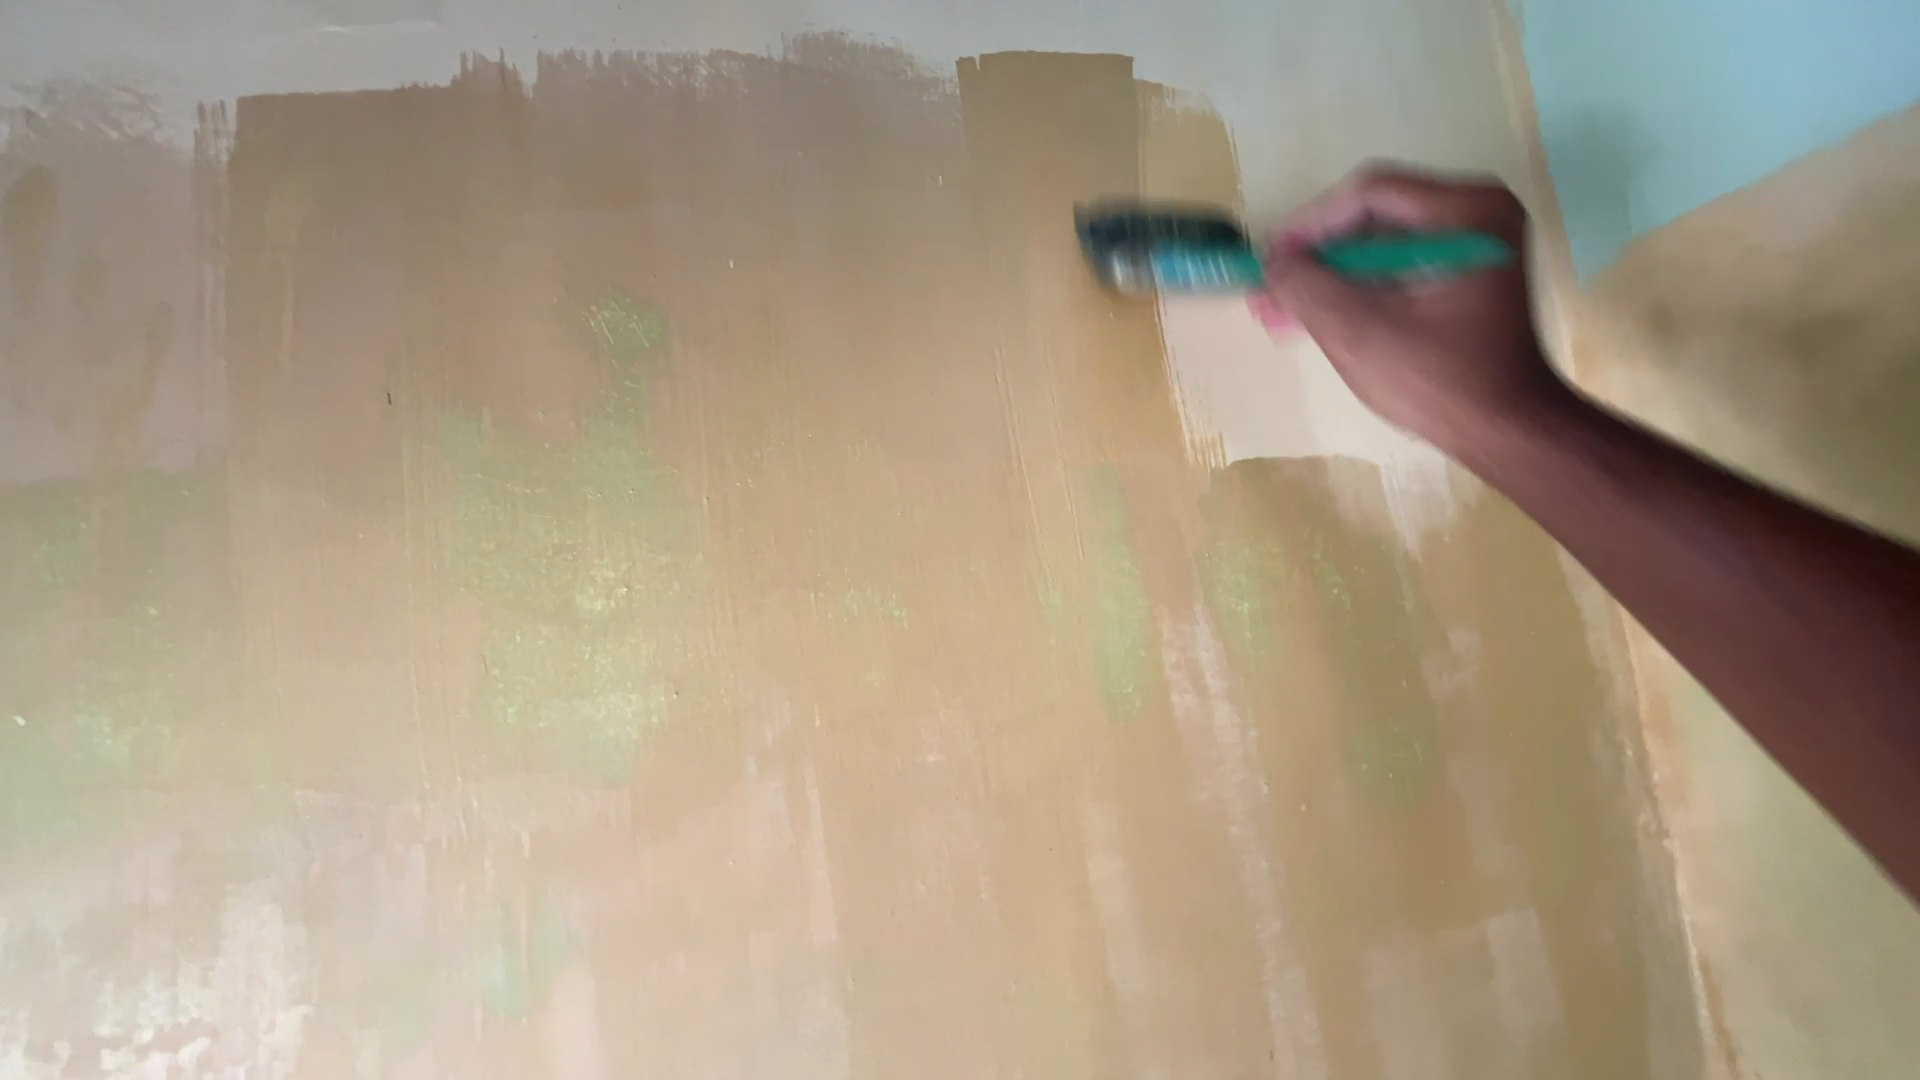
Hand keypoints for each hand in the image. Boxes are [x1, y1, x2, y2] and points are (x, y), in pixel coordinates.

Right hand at [1248, 164, 1574, 452]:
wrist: (1502, 429)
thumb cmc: (1436, 379)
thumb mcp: (1357, 330)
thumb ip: (1306, 287)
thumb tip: (1272, 265)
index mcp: (1465, 213)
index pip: (1368, 195)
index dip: (1307, 227)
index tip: (1268, 264)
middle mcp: (1473, 215)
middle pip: (1370, 219)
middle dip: (1311, 260)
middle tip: (1267, 293)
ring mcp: (1468, 247)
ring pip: (1374, 248)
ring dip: (1323, 280)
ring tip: (1276, 313)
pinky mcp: (1458, 278)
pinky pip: (1389, 271)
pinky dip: (1350, 292)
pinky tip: (1310, 319)